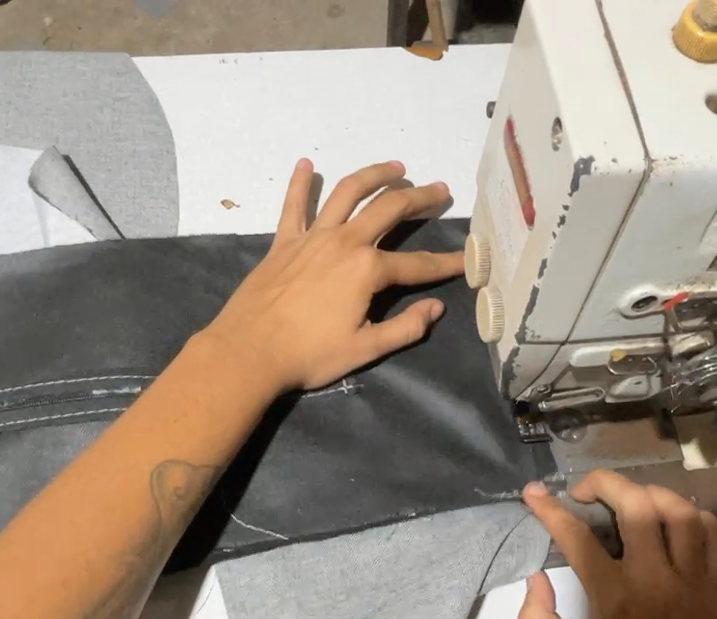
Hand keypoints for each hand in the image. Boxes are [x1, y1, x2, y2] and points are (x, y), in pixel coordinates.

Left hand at [194, 159, 462, 393]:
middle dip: (419, 198)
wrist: (250, 351)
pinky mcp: (284, 242)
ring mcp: (312, 237)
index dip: (445, 263)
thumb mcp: (365, 349)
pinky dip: (301, 183)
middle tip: (440, 190)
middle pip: (389, 209)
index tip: (467, 259)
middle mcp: (344, 242)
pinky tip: (306, 164)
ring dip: (375, 175)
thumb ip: (405, 328)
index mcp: (368, 270)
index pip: (417, 264)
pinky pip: (295, 205)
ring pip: (348, 193)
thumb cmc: (310, 355)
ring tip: (396, 167)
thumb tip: (435, 309)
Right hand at [518, 470, 716, 618]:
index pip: (577, 537)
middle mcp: (656, 580)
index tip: (534, 493)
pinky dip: (699, 518)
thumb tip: (536, 578)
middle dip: (605, 483)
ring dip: (651, 494)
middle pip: (636, 504)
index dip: (550, 509)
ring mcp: (695, 582)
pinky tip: (679, 523)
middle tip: (586, 491)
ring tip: (632, 501)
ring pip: (680, 511)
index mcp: (613, 599)